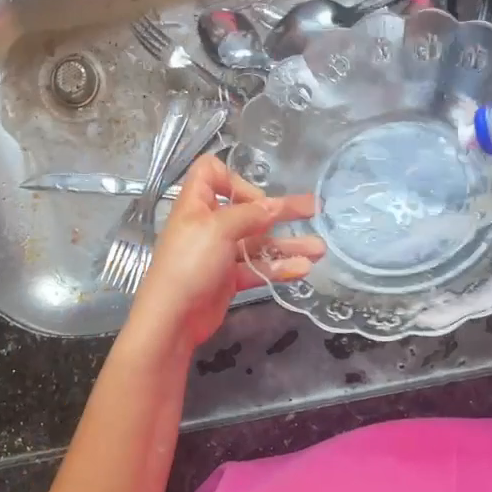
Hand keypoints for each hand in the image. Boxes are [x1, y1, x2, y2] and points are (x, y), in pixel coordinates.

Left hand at [124, 156, 323, 357]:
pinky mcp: (228, 279)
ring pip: (258, 242)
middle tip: (314, 209)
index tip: (254, 199)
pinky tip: (303, 270)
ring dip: (288, 244)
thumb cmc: (189, 264)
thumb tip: (273, 206)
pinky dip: (279, 268)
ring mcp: (219, 254)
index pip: (210, 173)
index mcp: (196, 204)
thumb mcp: (217, 229)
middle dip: (281, 209)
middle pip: (248, 210)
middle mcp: (208, 225)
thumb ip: (249, 215)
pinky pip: (258, 268)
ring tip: (319, 249)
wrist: (172, 317)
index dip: (234, 179)